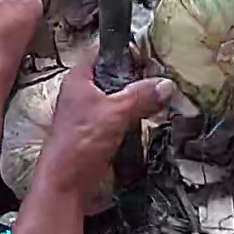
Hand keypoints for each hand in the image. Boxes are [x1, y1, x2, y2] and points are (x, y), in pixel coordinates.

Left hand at [33, 51, 174, 202]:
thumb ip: (142, 96)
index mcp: (79, 80)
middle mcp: (83, 93)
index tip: (147, 53)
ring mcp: (90, 114)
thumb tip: (166, 85)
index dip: (123, 50)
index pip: (101, 52)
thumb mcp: (116, 112)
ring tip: (161, 96)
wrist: (67, 184)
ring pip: (119, 98)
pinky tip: (150, 117)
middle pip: (113, 76)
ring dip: (137, 99)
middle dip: (136, 77)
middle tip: (160, 76)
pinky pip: (120, 117)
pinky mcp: (98, 133)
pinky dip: (134, 117)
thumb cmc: (80, 142)